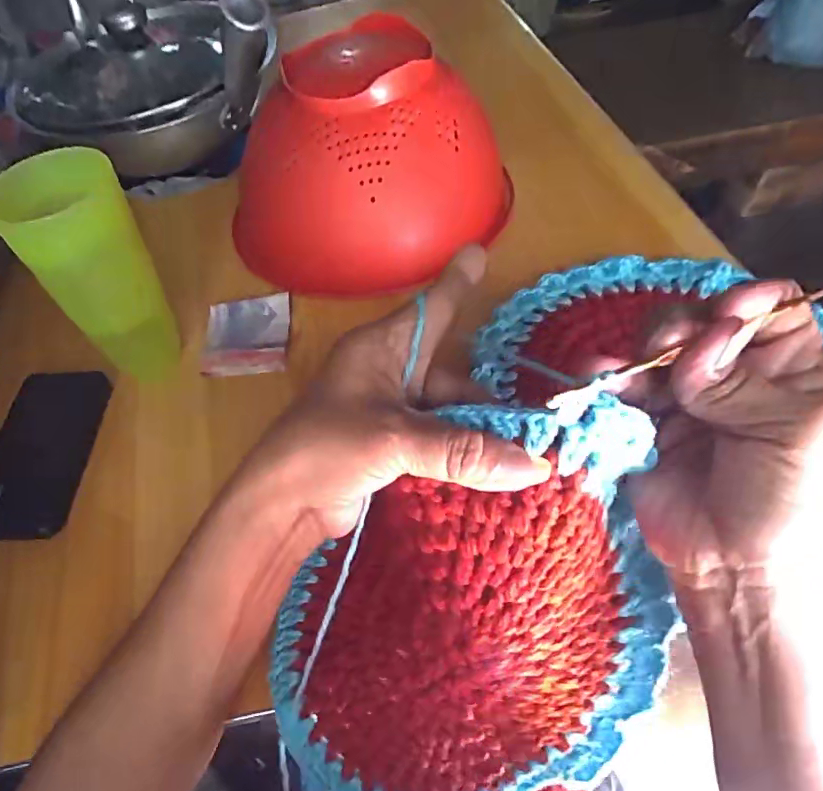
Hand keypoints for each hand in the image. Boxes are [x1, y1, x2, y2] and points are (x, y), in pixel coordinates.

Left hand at [228, 246, 549, 541]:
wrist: (280, 504)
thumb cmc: (324, 450)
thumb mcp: (394, 440)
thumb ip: (462, 451)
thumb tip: (533, 466)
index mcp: (379, 350)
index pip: (430, 308)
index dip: (457, 284)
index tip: (481, 253)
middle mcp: (384, 375)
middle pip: (449, 374)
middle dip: (488, 397)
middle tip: (542, 417)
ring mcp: (384, 414)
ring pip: (444, 413)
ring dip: (477, 432)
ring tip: (527, 449)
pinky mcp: (385, 450)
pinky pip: (433, 443)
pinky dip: (459, 454)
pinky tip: (493, 468)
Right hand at [620, 280, 822, 585]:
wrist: (735, 568)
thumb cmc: (789, 501)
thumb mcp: (792, 433)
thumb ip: (742, 383)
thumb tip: (696, 342)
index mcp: (794, 372)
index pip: (769, 313)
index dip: (743, 305)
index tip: (722, 316)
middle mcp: (736, 380)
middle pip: (700, 327)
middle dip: (679, 329)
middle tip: (664, 345)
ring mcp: (684, 407)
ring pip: (654, 359)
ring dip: (636, 356)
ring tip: (622, 369)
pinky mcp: (641, 433)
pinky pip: (621, 398)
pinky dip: (605, 386)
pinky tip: (596, 380)